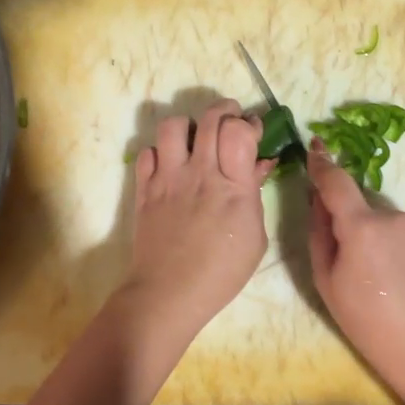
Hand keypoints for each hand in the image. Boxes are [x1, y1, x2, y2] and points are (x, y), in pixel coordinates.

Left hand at [118, 99, 275, 343]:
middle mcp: (199, 173)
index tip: (254, 132)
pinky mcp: (144, 189)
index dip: (248, 124)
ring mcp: (168, 179)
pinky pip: (148, 152)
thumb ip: (254, 194)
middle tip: (230, 121)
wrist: (169, 293)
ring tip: (196, 140)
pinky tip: (170, 166)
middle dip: (224, 111)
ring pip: (173, 126)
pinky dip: (160, 152)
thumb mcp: (254, 236)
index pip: (238, 131)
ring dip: (188, 126)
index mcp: (233, 186)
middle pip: (210, 119)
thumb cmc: (221, 272)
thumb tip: (259, 164)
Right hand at [306, 141, 404, 386]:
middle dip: (360, 227)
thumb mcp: (326, 281)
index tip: (316, 148)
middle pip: (367, 211)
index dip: (323, 165)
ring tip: (392, 280)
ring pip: (395, 224)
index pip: (337, 182)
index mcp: (361, 228)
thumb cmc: (366, 322)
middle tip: (362, 268)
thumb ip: (319, 232)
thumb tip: (317, 198)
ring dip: (387, 240)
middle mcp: (396, 216)